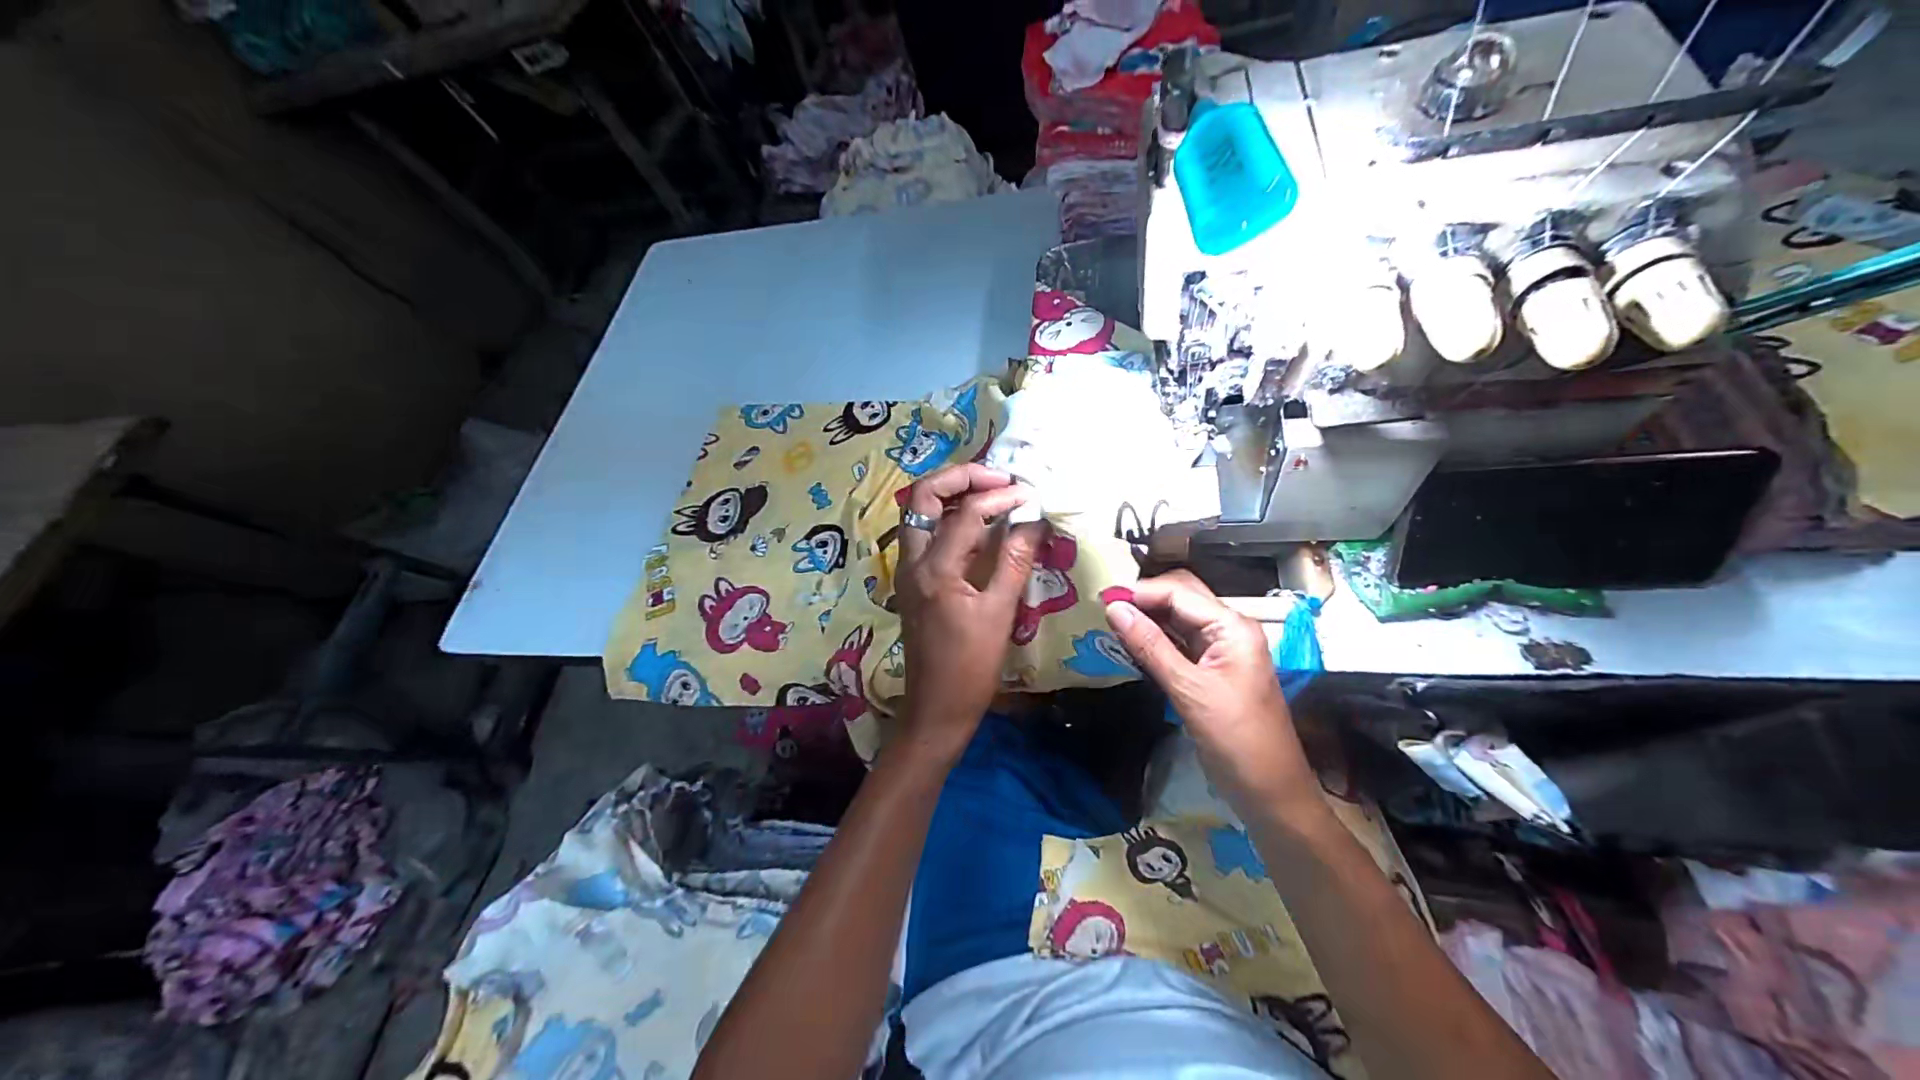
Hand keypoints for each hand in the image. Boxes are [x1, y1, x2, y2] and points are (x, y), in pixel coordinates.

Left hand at [896, 464, 1046, 757]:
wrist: (936, 708)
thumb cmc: (970, 668)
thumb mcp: (999, 614)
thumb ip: (1014, 561)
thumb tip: (1033, 519)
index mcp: (934, 570)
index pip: (966, 514)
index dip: (1000, 498)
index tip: (1031, 495)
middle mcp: (911, 562)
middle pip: (922, 496)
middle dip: (960, 477)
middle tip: (999, 478)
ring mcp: (907, 570)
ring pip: (917, 512)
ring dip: (950, 493)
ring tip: (990, 491)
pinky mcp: (912, 581)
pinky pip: (923, 532)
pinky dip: (946, 516)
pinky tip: (977, 522)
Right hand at [1105, 570, 1318, 812]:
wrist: (1271, 791)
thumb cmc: (1236, 740)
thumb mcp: (1189, 691)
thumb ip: (1150, 646)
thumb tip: (1114, 608)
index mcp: (1232, 627)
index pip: (1179, 593)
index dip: (1140, 592)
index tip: (1101, 600)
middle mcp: (1228, 630)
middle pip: (1181, 597)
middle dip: (1144, 599)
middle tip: (1104, 608)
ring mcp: (1220, 650)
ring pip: (1178, 619)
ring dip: (1146, 618)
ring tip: (1110, 622)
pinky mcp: (1210, 670)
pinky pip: (1179, 643)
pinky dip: (1155, 640)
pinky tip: (1130, 643)